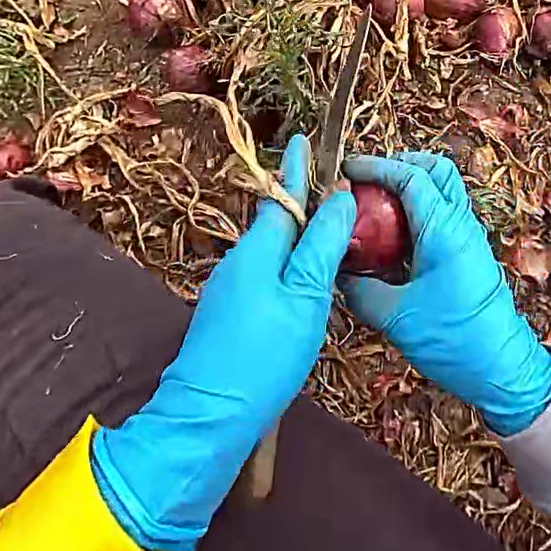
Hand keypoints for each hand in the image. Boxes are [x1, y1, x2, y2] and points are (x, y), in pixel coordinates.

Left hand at [92, 133, 356, 550]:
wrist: (211, 411)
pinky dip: (287, 264)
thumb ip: (321, 248)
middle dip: (300, 201)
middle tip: (329, 184)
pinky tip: (302, 278)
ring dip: (296, 234)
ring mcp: (231, 286)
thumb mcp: (304, 297)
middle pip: (276, 222)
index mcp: (258, 249)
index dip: (297, 170)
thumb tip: (339, 198)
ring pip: (271, 249)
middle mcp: (240, 260)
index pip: (283, 197)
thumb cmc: (264, 353)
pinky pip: (265, 273)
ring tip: (325, 227)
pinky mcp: (231, 311)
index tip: (304, 139)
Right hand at [339, 152, 550, 435]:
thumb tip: (335, 269)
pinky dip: (413, 211)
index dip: (375, 167)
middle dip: (397, 165)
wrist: (503, 372)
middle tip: (365, 181)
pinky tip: (387, 236)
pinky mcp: (466, 253)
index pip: (410, 176)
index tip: (346, 170)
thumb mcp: (394, 317)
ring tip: (372, 205)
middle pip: (435, 169)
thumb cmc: (455, 341)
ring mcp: (467, 238)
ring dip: (406, 186)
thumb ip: (358, 288)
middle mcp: (460, 225)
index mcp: (444, 231)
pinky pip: (438, 214)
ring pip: (440, 189)